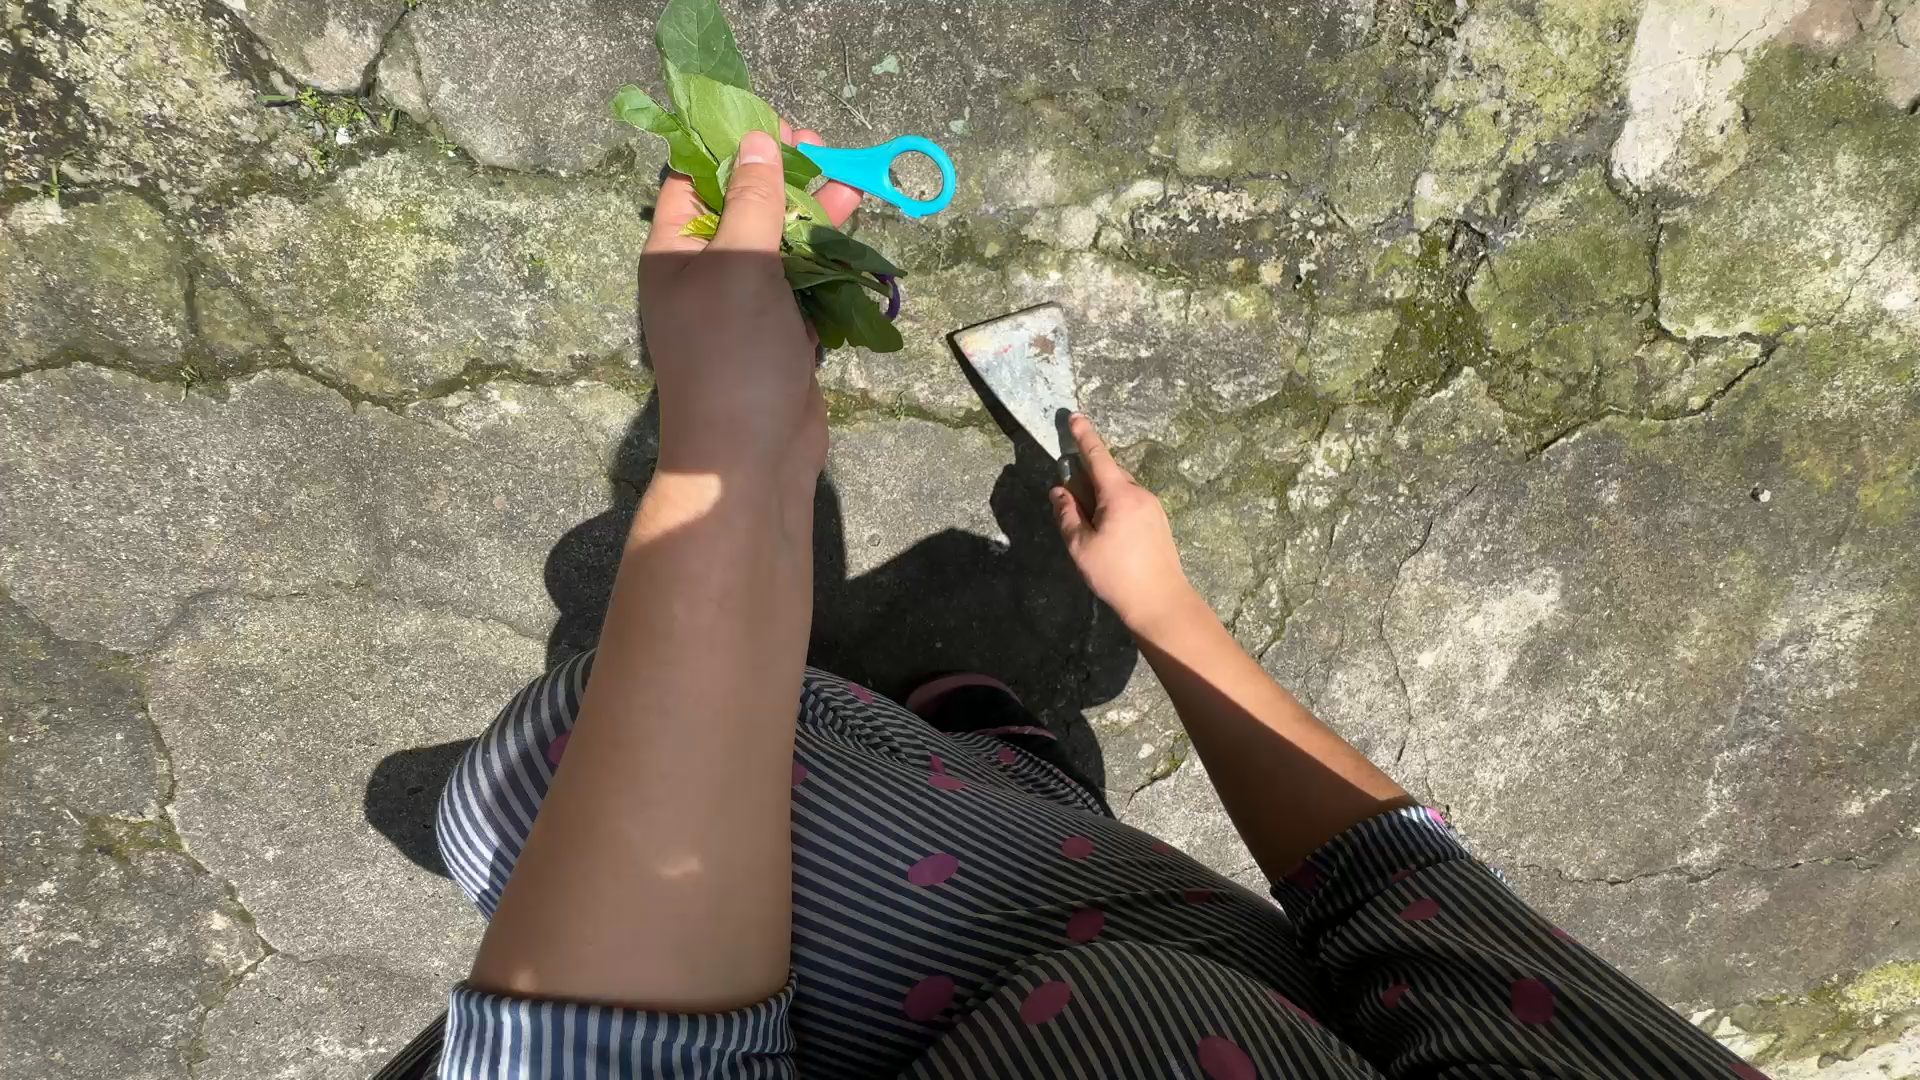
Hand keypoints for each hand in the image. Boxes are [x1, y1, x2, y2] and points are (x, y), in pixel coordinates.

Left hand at [639, 125, 860, 489]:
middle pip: (745, 212)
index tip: (778, 129)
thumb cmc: (734, 356)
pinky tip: (852, 250)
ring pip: (782, 254)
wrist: (750, 458)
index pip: (696, 182)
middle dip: (784, 182)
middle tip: (825, 152)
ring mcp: (746, 315)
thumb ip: (753, 202)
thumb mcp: (740, 267)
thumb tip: (758, 142)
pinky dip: (827, 273)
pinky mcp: (781, 342)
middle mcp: (706, 280)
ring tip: (852, 190)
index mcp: (675, 255)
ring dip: (814, 225)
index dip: (734, 149)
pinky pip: (804, 294)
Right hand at [1051, 413, 1199, 633]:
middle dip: (1089, 474)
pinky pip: (1131, 502)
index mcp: (1120, 495)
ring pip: (1121, 489)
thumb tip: (1058, 492)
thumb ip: (1067, 515)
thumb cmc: (1117, 575)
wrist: (1160, 602)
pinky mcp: (1158, 522)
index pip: (1098, 457)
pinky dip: (1113, 505)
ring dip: (1101, 494)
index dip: (1084, 436)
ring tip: (1087, 521)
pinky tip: (1106, 530)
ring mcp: (1153, 507)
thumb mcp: (1081, 546)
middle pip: (1110, 473)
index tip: (1074, 417)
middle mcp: (1140, 494)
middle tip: (1070, 492)